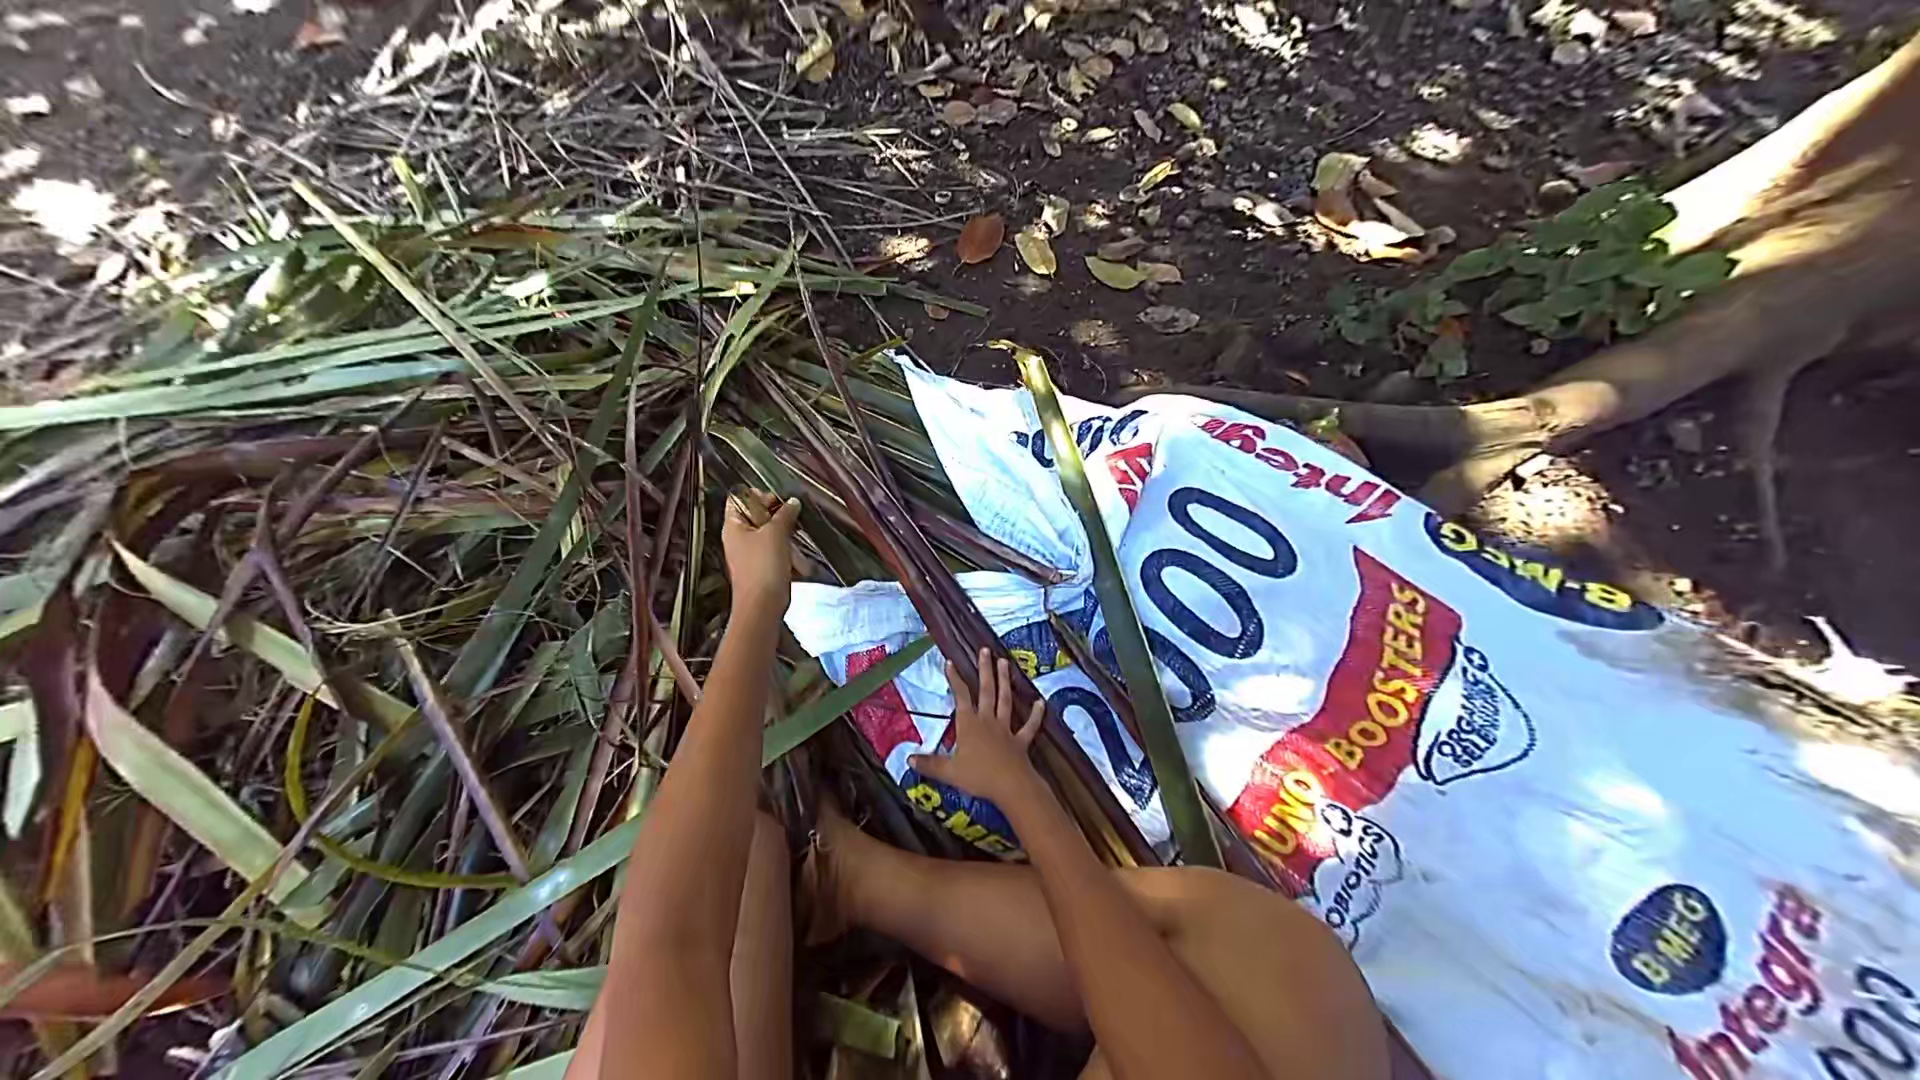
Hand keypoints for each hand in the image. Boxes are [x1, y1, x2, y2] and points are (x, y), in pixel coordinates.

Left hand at [722, 488, 801, 612]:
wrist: (763, 604)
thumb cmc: (764, 565)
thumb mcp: (776, 533)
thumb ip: (785, 514)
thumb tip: (793, 502)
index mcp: (733, 526)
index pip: (740, 499)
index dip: (758, 495)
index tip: (777, 500)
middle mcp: (738, 537)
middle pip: (756, 515)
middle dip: (776, 515)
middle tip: (791, 517)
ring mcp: (750, 552)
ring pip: (768, 533)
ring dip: (784, 533)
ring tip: (795, 537)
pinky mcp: (762, 566)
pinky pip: (774, 549)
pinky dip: (785, 549)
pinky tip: (796, 555)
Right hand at [909, 648, 1046, 808]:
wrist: (1010, 786)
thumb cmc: (978, 776)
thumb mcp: (948, 772)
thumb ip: (929, 764)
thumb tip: (908, 759)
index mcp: (969, 724)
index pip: (960, 697)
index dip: (955, 679)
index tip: (950, 662)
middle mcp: (987, 721)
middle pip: (986, 691)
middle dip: (984, 670)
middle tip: (985, 650)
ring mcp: (1006, 729)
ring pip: (1005, 700)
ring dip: (1004, 681)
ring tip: (1005, 662)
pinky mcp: (1020, 742)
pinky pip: (1029, 726)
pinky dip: (1035, 715)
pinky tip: (1040, 703)